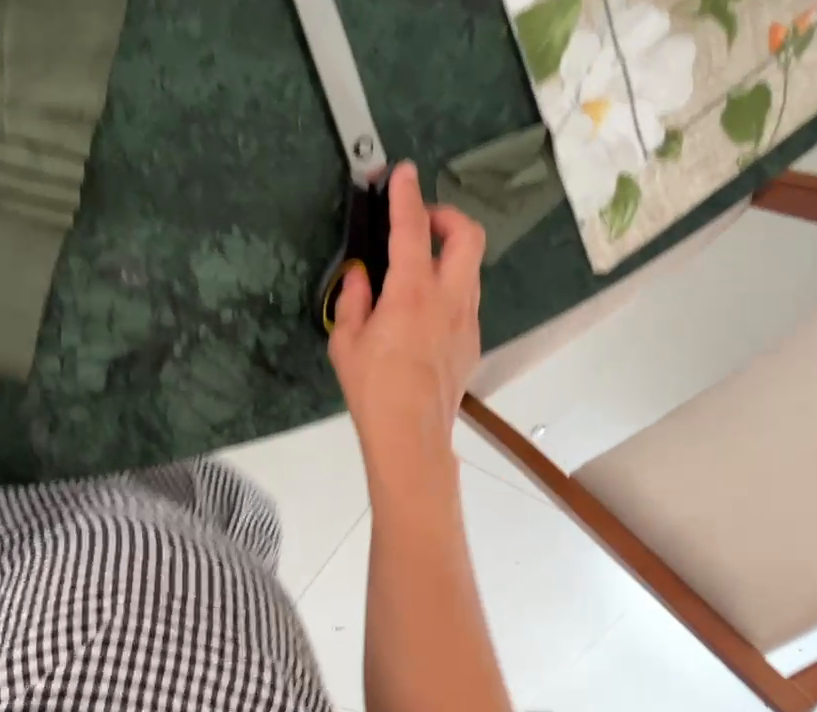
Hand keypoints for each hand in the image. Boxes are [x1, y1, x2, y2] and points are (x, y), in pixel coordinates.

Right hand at [328, 162, 486, 468]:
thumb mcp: (344, 343)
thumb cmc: (372, 389)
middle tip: (421, 223)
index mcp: (411, 292)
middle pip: (467, 235)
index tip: (402, 172)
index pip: (412, 228)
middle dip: (446, 216)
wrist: (410, 434)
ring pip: (470, 268)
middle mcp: (448, 297)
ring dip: (449, 255)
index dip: (406, 195)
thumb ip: (352, 300)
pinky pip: (465, 301)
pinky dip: (448, 291)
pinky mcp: (471, 342)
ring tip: (418, 271)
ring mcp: (466, 319)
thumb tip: (360, 276)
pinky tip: (423, 316)